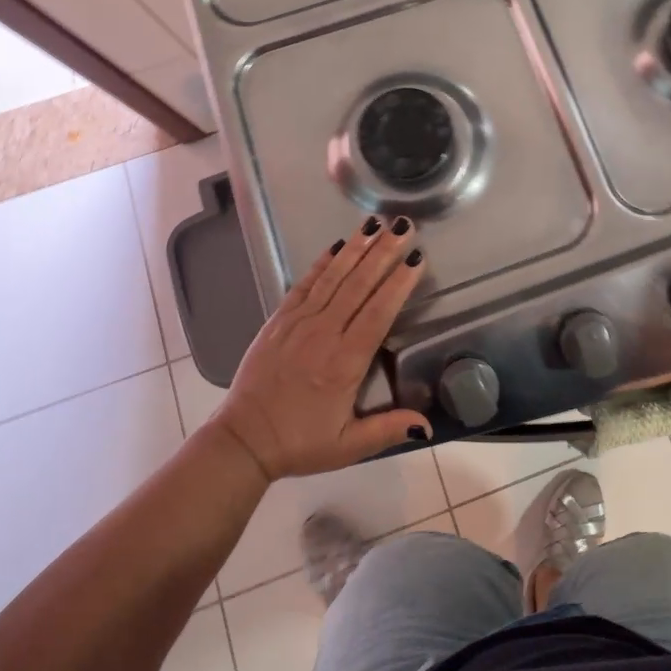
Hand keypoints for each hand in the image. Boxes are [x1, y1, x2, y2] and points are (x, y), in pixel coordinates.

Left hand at [213, 216, 432, 480]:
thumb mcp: (348, 446)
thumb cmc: (300, 443)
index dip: (399, 284)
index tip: (416, 258)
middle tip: (404, 226)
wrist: (243, 440)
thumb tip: (427, 425)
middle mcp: (323, 335)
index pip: (378, 313)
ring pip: (333, 278)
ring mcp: (298, 324)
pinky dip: (322, 263)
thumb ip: (388, 429)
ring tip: (376, 224)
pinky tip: (338, 246)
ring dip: (356, 249)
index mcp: (345, 363)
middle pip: (358, 285)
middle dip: (383, 253)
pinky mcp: (278, 321)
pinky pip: (304, 284)